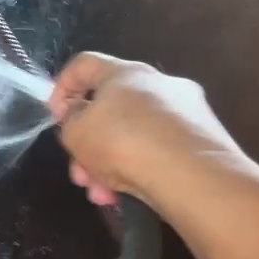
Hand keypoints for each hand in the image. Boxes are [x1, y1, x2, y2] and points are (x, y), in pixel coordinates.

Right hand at [49, 52, 242, 210]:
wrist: (193, 176)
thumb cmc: (122, 142)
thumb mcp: (74, 131)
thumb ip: (70, 118)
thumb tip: (82, 114)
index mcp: (126, 73)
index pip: (84, 64)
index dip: (61, 87)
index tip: (55, 116)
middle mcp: (161, 85)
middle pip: (109, 108)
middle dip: (88, 142)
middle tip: (77, 169)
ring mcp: (188, 112)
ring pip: (132, 134)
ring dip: (108, 161)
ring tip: (99, 192)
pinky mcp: (204, 140)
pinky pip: (157, 149)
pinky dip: (136, 168)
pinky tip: (123, 193)